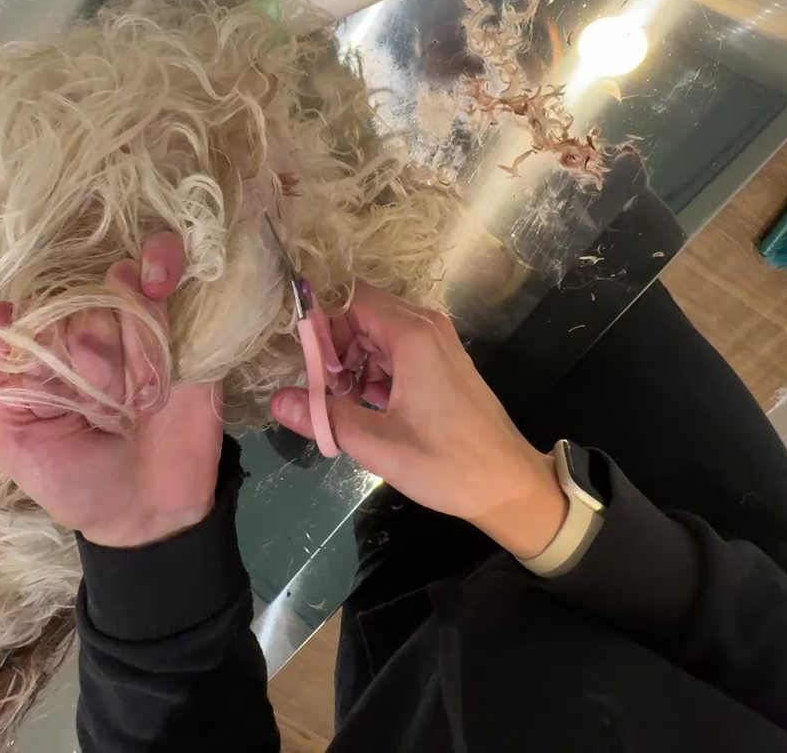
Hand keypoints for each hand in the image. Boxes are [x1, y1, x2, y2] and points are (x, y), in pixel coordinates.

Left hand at [0, 232, 224, 547]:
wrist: (148, 513)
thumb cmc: (75, 481)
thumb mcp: (18, 442)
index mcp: (53, 355)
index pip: (41, 312)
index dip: (47, 341)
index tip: (55, 385)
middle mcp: (96, 334)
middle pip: (85, 302)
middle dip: (93, 351)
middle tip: (106, 405)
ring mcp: (142, 328)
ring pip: (124, 289)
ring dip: (127, 330)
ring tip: (137, 387)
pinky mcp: (187, 328)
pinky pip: (169, 277)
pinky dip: (162, 263)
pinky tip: (159, 281)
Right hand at [271, 284, 566, 558]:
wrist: (510, 486)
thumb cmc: (447, 464)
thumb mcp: (379, 444)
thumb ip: (325, 417)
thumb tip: (277, 402)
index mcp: (412, 335)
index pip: (350, 300)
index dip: (322, 326)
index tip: (307, 365)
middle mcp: (425, 326)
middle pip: (362, 313)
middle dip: (335, 346)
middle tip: (323, 388)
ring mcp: (436, 342)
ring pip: (377, 332)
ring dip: (353, 359)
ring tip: (342, 401)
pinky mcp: (441, 360)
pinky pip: (396, 348)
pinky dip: (374, 368)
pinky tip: (366, 404)